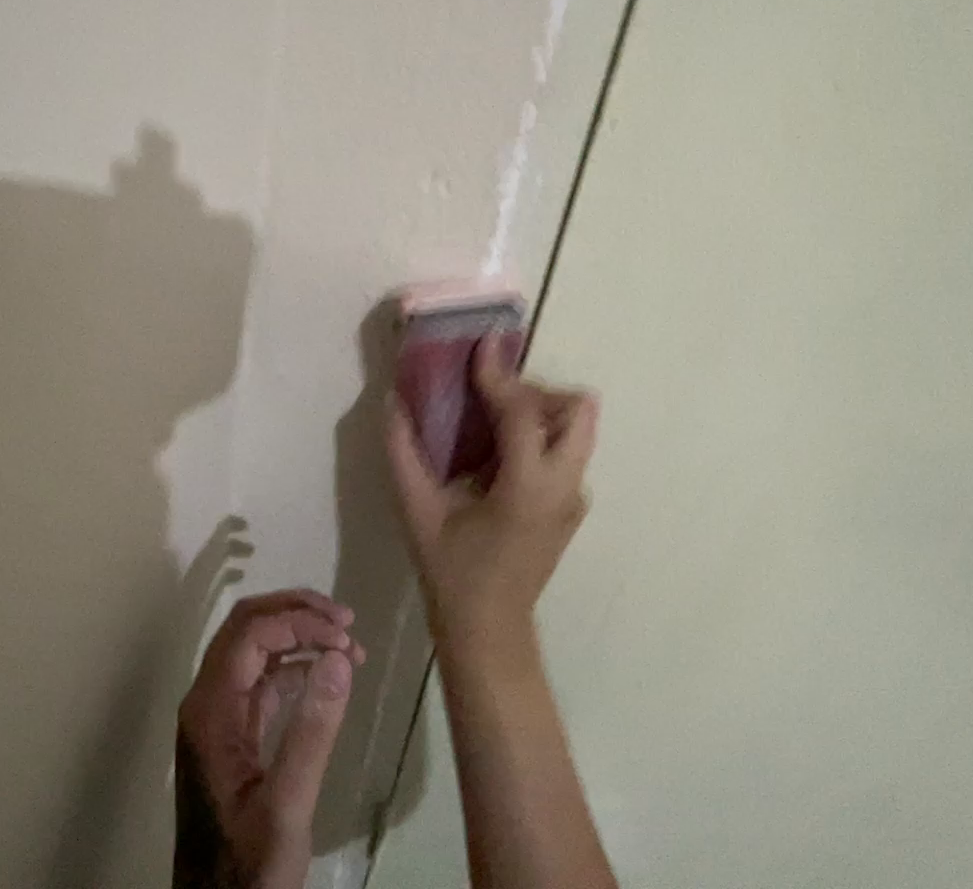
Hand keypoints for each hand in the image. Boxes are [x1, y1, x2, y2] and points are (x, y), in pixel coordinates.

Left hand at [175, 589, 366, 888]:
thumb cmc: (250, 865)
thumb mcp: (287, 805)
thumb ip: (312, 732)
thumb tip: (339, 656)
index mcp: (210, 709)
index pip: (250, 633)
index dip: (298, 621)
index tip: (345, 636)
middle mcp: (207, 701)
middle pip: (245, 627)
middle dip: (296, 612)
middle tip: (346, 619)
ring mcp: (217, 715)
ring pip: (253, 648)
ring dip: (298, 636)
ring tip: (349, 645)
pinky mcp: (232, 733)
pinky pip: (261, 680)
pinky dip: (295, 666)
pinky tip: (327, 675)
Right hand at [386, 333, 598, 636]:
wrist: (488, 629)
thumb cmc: (451, 572)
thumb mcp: (417, 511)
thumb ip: (403, 453)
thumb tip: (394, 402)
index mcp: (527, 488)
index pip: (524, 412)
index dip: (501, 374)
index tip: (482, 343)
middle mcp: (564, 487)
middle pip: (578, 410)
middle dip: (538, 390)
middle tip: (492, 399)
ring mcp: (574, 499)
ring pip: (578, 429)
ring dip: (541, 411)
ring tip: (494, 425)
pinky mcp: (572, 508)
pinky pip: (566, 452)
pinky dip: (540, 437)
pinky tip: (499, 458)